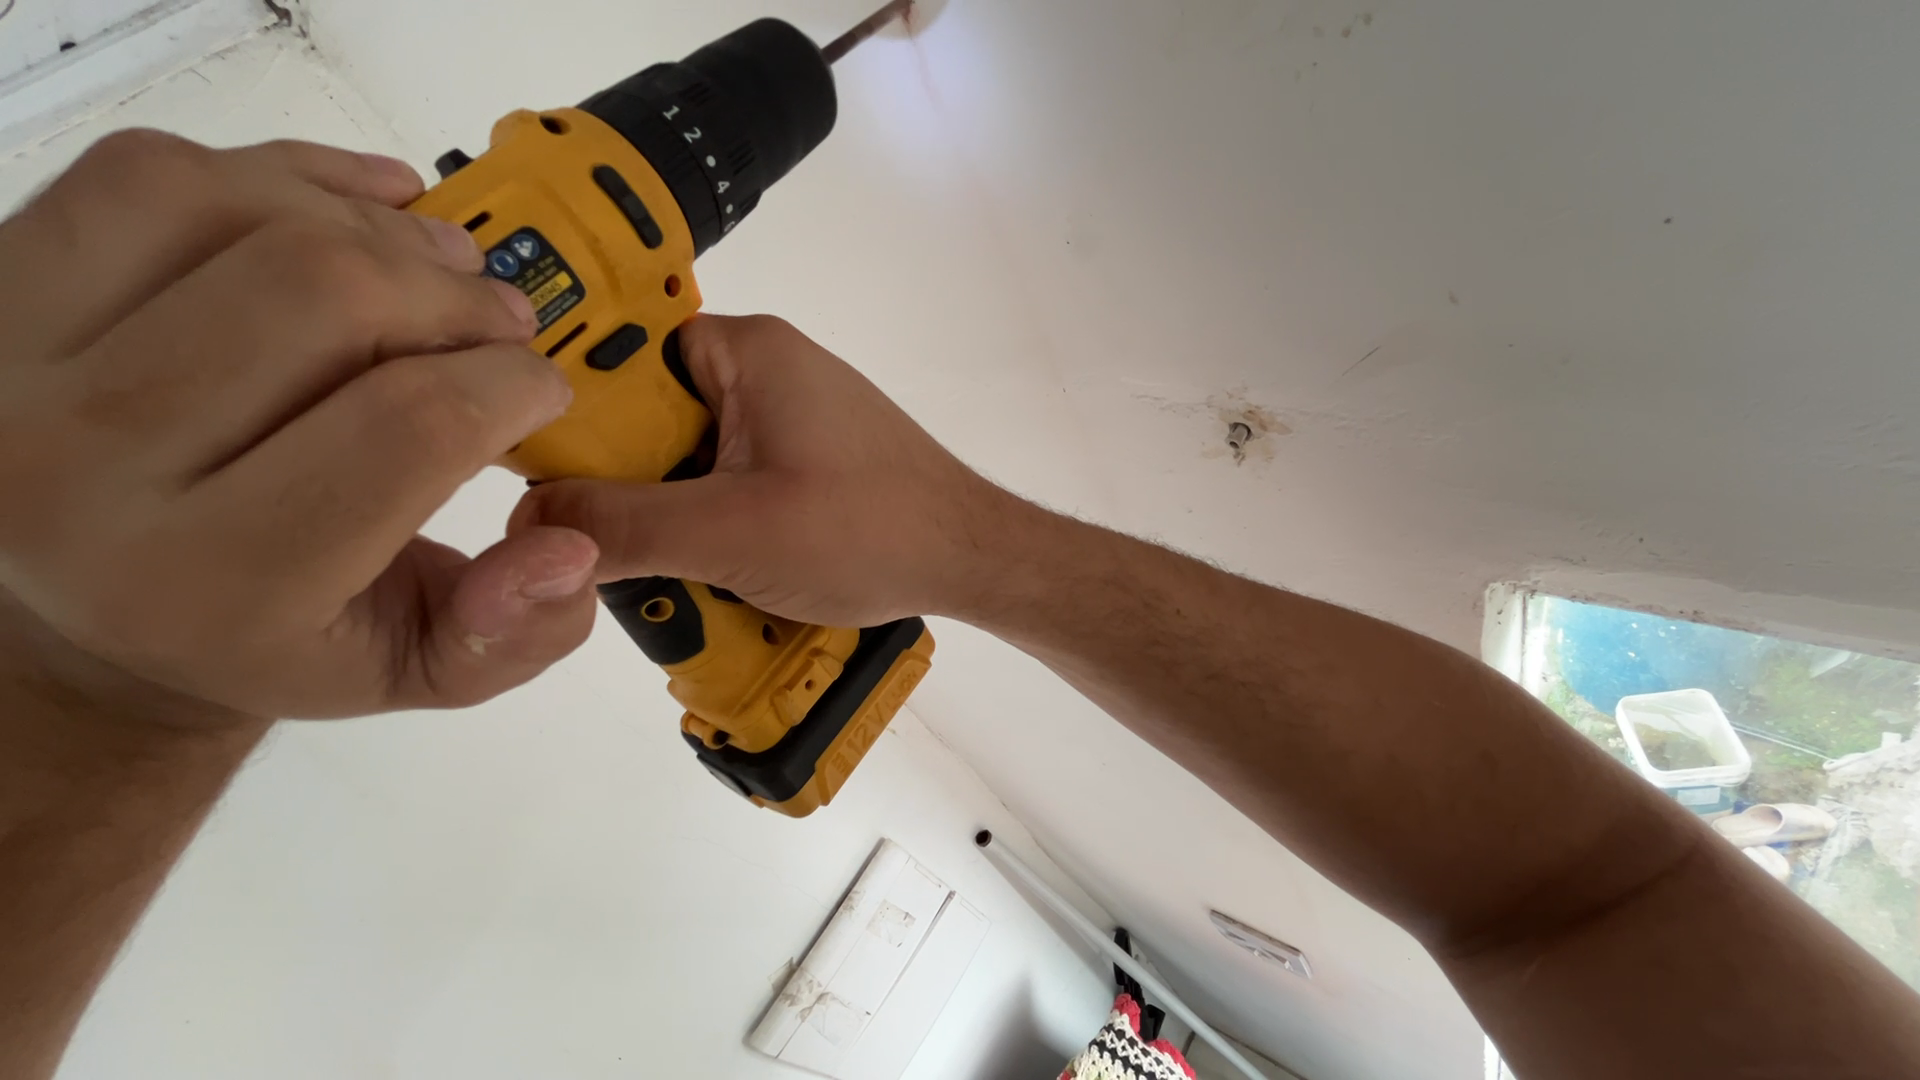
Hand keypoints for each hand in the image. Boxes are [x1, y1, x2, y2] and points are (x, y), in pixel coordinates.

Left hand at [0, 131, 598, 724]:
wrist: (107, 617)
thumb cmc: (292, 641)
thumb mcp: (431, 671)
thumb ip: (518, 632)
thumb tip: (572, 547)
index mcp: (221, 583)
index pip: (408, 429)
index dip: (511, 385)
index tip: (546, 389)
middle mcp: (81, 472)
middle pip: (324, 299)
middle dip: (456, 299)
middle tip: (505, 325)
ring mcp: (10, 366)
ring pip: (234, 215)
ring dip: (380, 231)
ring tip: (443, 268)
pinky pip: (149, 177)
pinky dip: (287, 174)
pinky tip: (361, 212)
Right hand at [513, 314, 1010, 627]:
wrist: (973, 559)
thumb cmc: (862, 531)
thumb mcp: (727, 531)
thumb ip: (621, 525)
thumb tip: (528, 522)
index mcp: (747, 351)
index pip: (623, 361)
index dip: (580, 425)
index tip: (554, 493)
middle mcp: (772, 370)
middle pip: (658, 419)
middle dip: (635, 487)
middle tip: (616, 550)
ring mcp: (799, 417)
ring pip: (698, 460)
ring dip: (680, 516)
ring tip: (677, 571)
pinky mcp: (817, 459)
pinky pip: (741, 480)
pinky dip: (723, 522)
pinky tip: (725, 570)